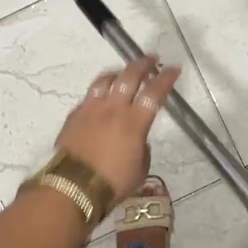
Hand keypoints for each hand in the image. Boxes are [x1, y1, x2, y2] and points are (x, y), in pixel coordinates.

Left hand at [56, 56, 179, 194]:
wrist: (73, 187)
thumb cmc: (112, 183)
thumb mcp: (140, 169)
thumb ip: (142, 147)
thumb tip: (137, 139)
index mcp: (134, 122)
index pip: (154, 92)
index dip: (166, 78)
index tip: (174, 69)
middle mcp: (113, 109)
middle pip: (129, 76)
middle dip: (143, 64)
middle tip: (151, 60)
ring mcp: (91, 109)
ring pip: (105, 80)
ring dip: (118, 73)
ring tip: (123, 73)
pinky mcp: (74, 116)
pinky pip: (89, 97)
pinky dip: (99, 92)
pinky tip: (100, 98)